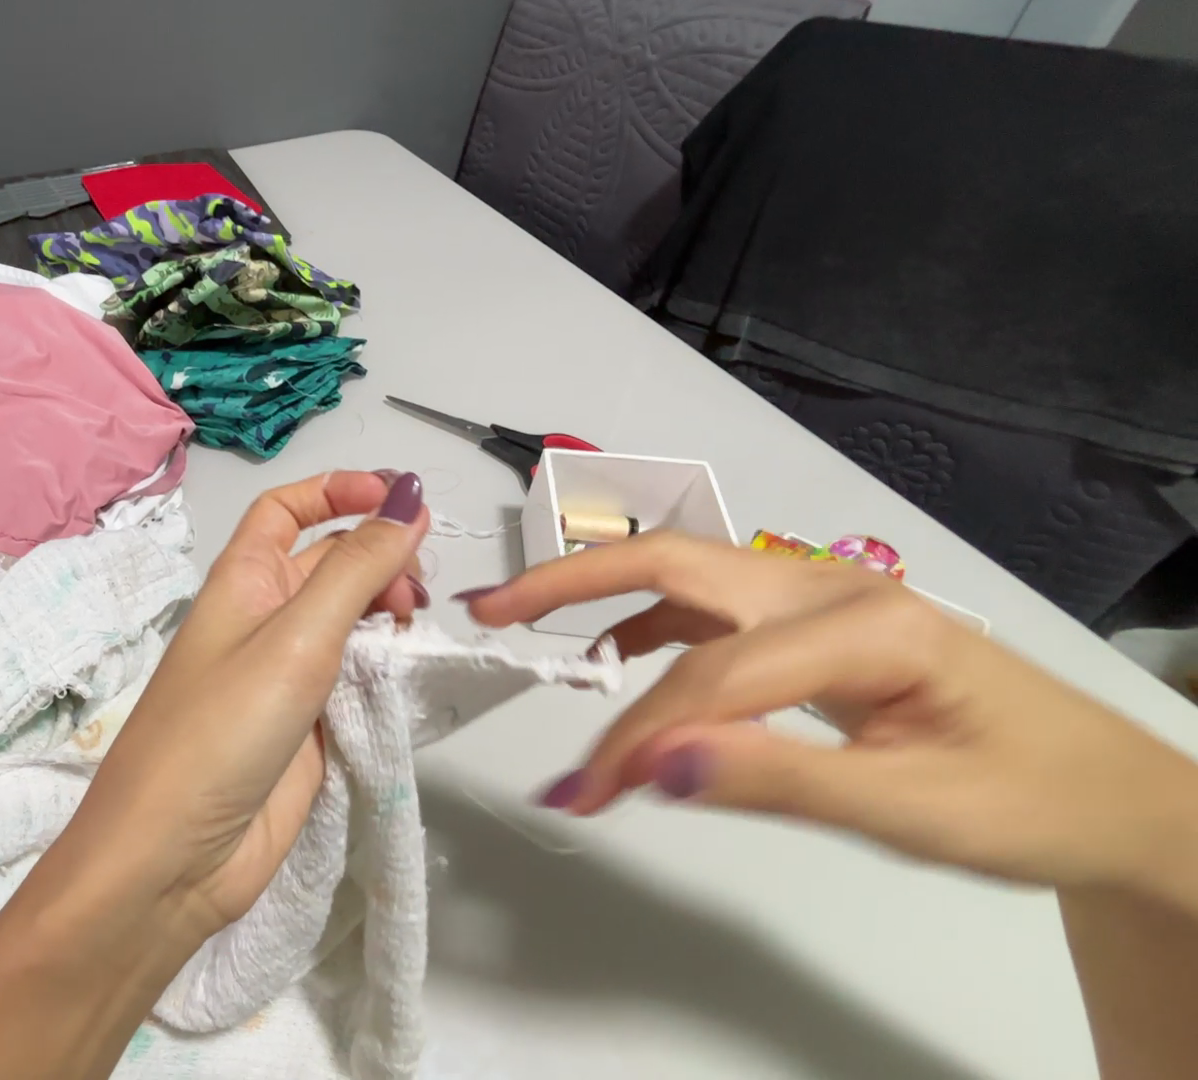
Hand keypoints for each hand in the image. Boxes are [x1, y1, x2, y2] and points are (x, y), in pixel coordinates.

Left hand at [0, 471, 430, 1079]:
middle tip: (416, 588)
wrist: (176, 857)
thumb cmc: (224, 728)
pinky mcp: (308, 724)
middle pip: (328, 561)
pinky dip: (385, 662)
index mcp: (243, 579)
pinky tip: (407, 670)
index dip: (337, 492)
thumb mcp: (294, 637)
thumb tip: (409, 500)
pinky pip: (355, 674)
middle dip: (378, 555)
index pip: (286, 509)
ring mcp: (286, 674)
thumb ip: (357, 568)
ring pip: (348, 618)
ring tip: (413, 626)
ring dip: (387, 608)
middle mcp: (263, 618)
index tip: (399, 499)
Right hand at [459, 531, 1197, 906]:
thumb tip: (652, 765)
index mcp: (866, 623)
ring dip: (591, 597)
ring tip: (520, 622)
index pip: (712, 676)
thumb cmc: (1027, 800)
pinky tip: (608, 656)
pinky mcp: (796, 617)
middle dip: (568, 584)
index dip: (635, 735)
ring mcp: (808, 593)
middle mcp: (824, 585)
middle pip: (671, 563)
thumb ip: (777, 780)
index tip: (580, 795)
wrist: (1104, 789)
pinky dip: (637, 624)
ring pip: (676, 575)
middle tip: (486, 611)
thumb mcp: (914, 811)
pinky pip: (697, 605)